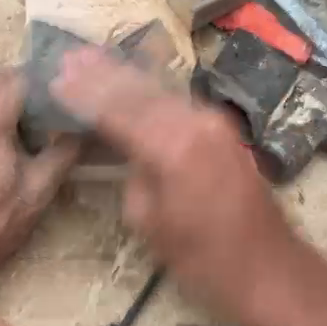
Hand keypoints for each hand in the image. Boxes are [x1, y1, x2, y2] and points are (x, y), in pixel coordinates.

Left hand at [0, 70, 82, 298]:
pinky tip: (11, 146)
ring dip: (16, 106)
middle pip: (10, 79)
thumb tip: (86, 129)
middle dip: (38, 96)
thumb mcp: (34, 194)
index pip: (32, 74)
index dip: (58, 85)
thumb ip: (65, 152)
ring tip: (40, 138)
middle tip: (63, 122)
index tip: (79, 103)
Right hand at [49, 48, 296, 319]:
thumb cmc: (205, 260)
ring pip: (158, 88)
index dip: (84, 94)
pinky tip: (130, 78)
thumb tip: (123, 148)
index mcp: (171, 145)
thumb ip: (131, 173)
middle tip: (69, 56)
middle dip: (101, 73)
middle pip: (138, 89)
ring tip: (92, 56)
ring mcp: (212, 120)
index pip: (116, 109)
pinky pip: (176, 98)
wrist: (271, 269)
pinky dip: (148, 87)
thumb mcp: (150, 223)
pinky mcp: (221, 127)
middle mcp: (194, 120)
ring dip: (124, 73)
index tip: (55, 78)